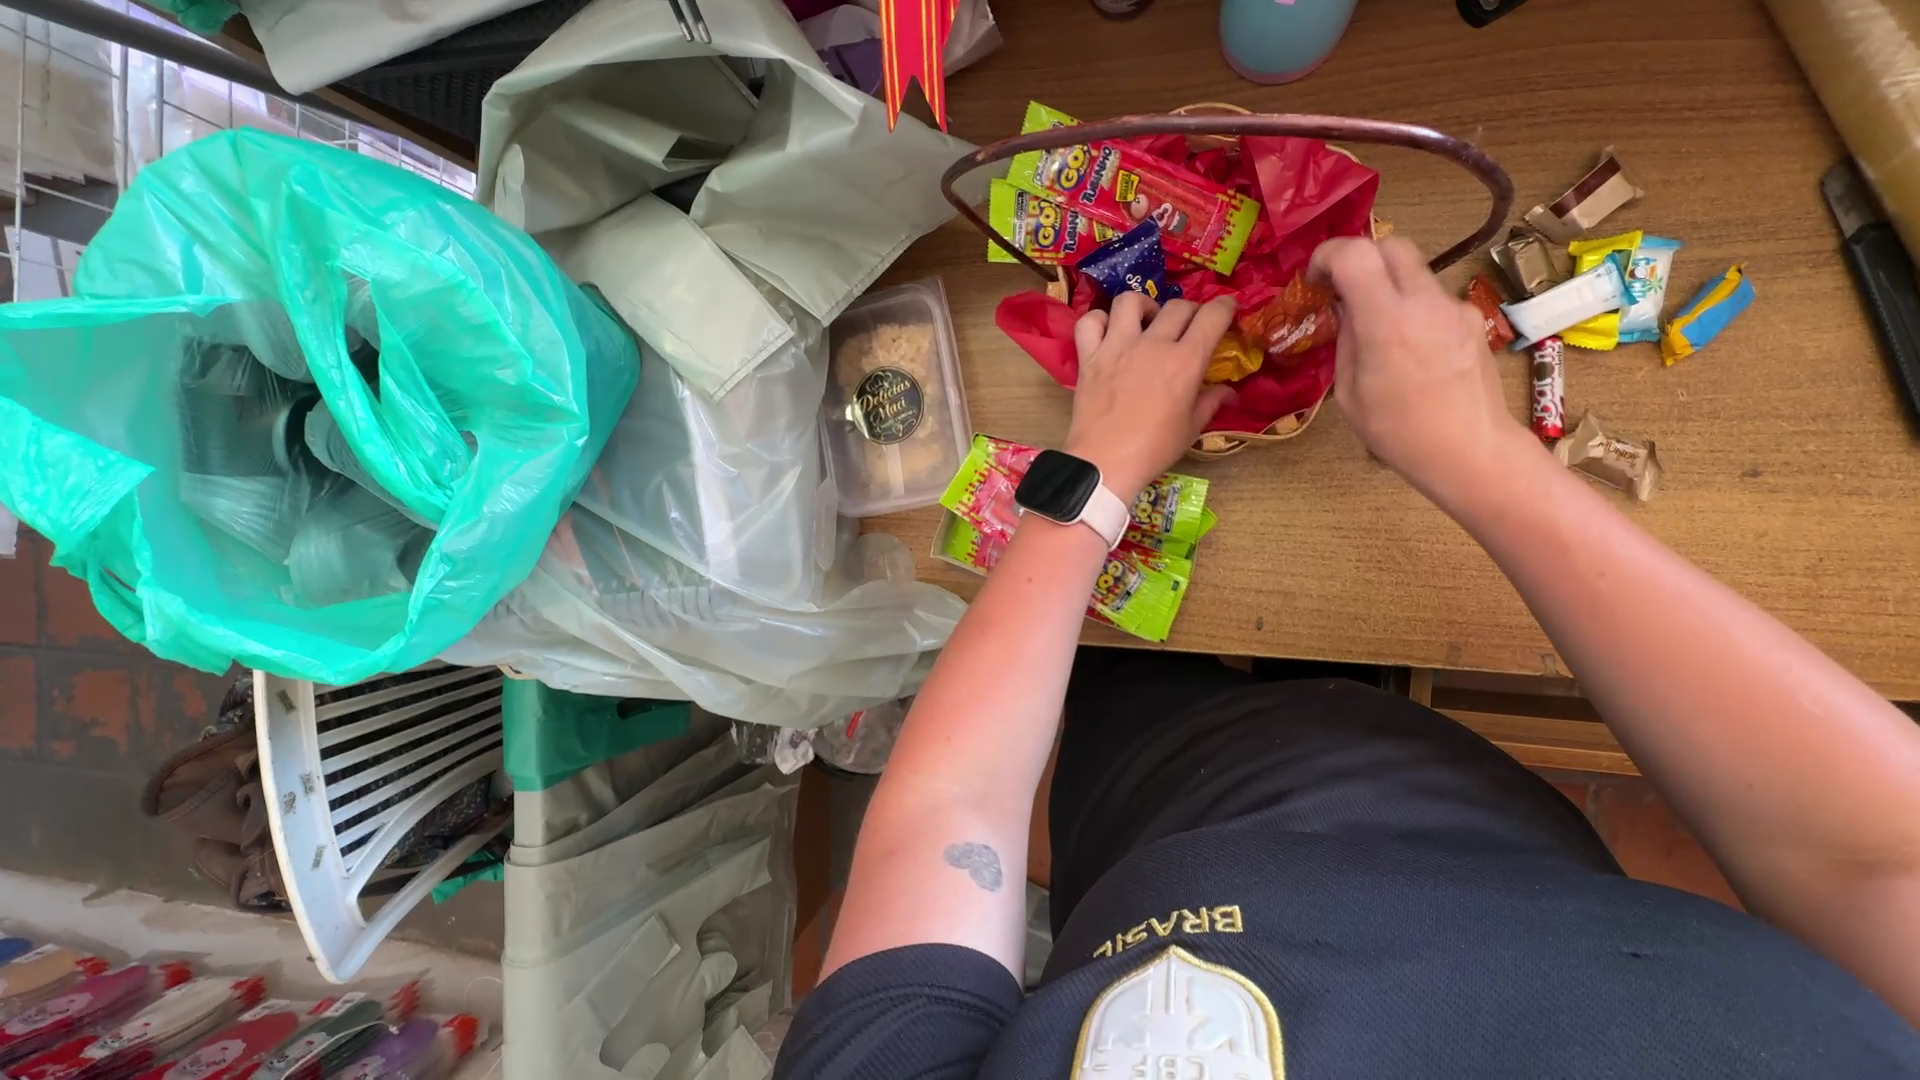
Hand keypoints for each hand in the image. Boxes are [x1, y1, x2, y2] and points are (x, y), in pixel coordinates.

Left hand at [1065, 292, 1236, 499]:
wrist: (1105, 464)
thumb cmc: (1153, 450)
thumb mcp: (1190, 429)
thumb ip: (1210, 402)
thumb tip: (1227, 391)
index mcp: (1185, 361)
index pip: (1212, 316)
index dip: (1225, 307)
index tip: (1227, 310)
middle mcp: (1152, 345)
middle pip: (1177, 306)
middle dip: (1191, 311)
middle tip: (1189, 326)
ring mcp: (1116, 347)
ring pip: (1130, 301)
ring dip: (1145, 305)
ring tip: (1148, 322)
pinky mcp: (1089, 358)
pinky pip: (1090, 323)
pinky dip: (1099, 321)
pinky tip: (1109, 332)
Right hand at [1310, 236, 1537, 505]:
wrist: (1471, 451)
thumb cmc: (1399, 433)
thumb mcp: (1350, 393)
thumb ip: (1347, 342)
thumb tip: (1347, 311)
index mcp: (1387, 322)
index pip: (1355, 254)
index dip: (1327, 255)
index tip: (1315, 280)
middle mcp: (1425, 303)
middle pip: (1391, 245)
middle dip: (1360, 258)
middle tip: (1342, 289)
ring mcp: (1454, 308)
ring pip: (1414, 272)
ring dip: (1387, 286)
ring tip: (1375, 328)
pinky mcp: (1472, 319)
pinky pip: (1432, 300)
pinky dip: (1411, 309)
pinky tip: (1408, 348)